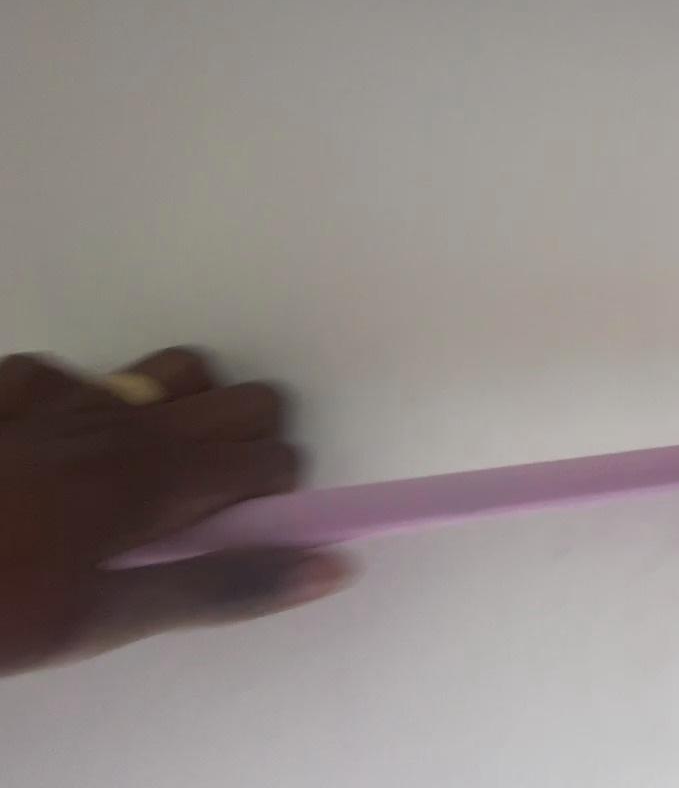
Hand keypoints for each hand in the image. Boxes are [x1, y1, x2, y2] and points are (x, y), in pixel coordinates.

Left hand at [0, 348, 351, 674]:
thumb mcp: (89, 621)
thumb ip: (220, 587)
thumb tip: (332, 568)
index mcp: (164, 475)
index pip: (275, 461)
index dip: (267, 497)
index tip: (229, 529)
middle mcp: (135, 424)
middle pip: (252, 402)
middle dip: (246, 443)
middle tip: (198, 496)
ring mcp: (68, 399)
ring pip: (180, 369)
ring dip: (180, 406)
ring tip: (142, 456)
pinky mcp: (3, 389)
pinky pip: (66, 373)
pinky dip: (74, 400)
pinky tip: (46, 439)